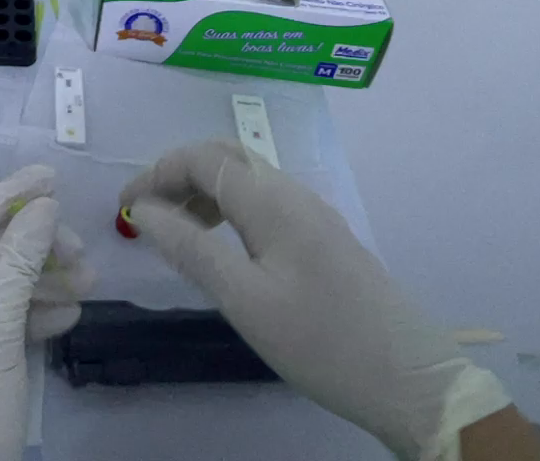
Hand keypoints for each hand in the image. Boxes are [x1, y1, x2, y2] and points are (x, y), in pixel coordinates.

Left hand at [0, 165, 92, 460]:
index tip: (52, 175)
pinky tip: (69, 314)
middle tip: (81, 248)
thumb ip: (18, 259)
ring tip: (90, 283)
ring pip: (0, 284)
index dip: (10, 194)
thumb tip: (44, 205)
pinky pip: (3, 319)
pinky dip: (35, 313)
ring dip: (44, 280)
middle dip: (35, 246)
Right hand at [121, 142, 510, 460]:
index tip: (124, 207)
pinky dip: (229, 207)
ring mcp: (312, 213)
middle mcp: (292, 193)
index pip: (201, 158)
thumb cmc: (321, 341)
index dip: (156, 173)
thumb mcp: (243, 300)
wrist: (415, 383)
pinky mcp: (324, 236)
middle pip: (224, 157)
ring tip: (177, 230)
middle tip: (148, 211)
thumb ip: (189, 248)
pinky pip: (264, 200)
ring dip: (203, 189)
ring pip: (246, 177)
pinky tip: (222, 244)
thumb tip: (141, 209)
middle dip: (178, 173)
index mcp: (271, 200)